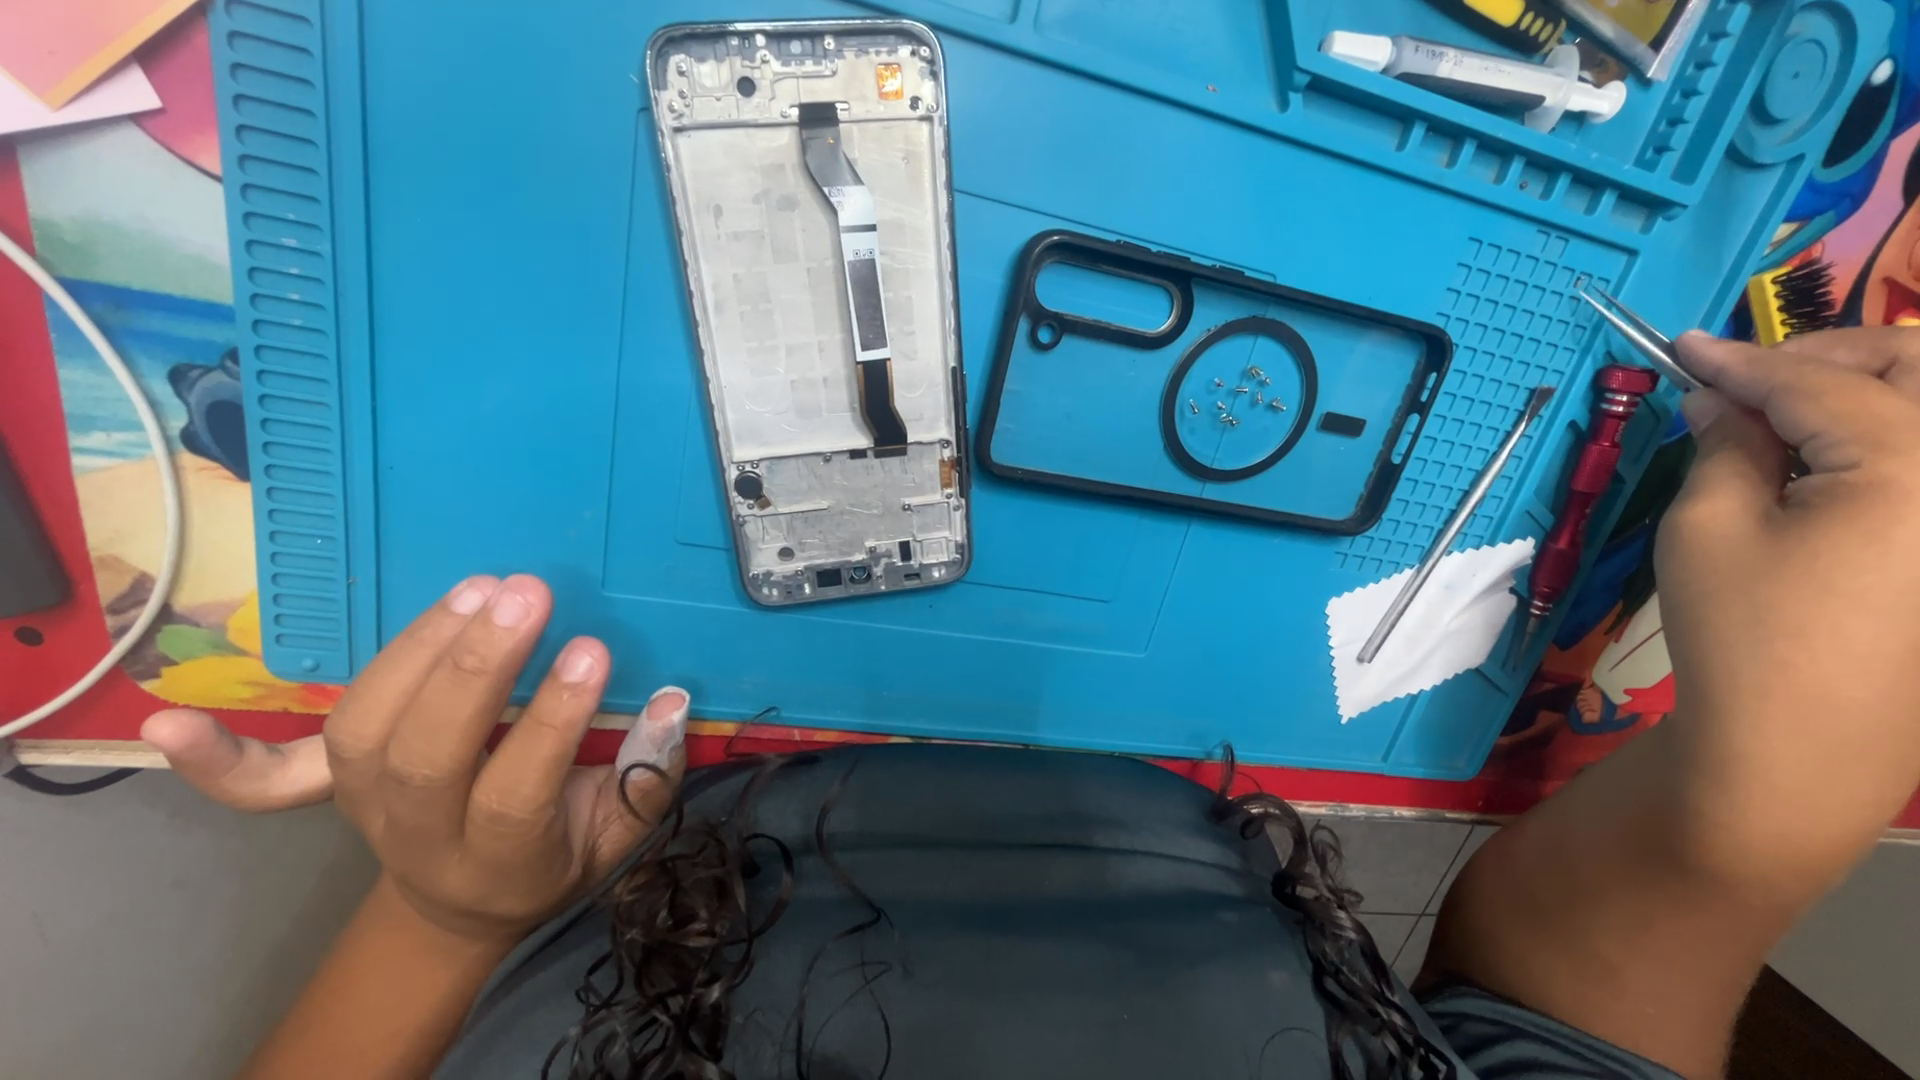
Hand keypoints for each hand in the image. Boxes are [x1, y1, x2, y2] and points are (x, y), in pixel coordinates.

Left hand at [143, 575, 689, 942]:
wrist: (464, 901)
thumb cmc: (555, 860)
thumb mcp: (618, 837)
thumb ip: (648, 777)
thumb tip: (672, 702)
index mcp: (503, 855)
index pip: (518, 788)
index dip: (550, 721)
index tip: (591, 650)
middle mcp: (420, 835)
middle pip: (424, 756)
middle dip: (475, 669)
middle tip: (525, 595)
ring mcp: (364, 810)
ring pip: (361, 734)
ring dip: (411, 654)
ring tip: (475, 589)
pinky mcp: (331, 792)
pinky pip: (265, 787)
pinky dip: (220, 761)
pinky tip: (169, 720)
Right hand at [1660, 329, 1919, 850]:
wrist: (1804, 739)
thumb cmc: (1743, 631)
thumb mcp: (1706, 528)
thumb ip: (1722, 446)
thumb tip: (1717, 399)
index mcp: (1911, 466)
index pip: (1816, 384)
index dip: (1740, 360)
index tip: (1681, 345)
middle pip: (1916, 366)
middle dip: (1823, 356)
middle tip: (1740, 378)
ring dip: (1861, 388)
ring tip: (1780, 411)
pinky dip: (1881, 435)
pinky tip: (1821, 456)